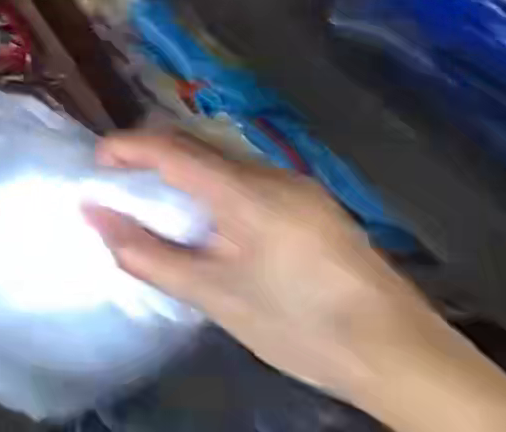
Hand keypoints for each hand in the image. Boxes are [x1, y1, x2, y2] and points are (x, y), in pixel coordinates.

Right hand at [84, 132, 505, 431]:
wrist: (414, 365)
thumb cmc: (303, 326)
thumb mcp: (214, 295)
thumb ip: (146, 252)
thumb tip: (91, 214)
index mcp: (244, 191)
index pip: (168, 146)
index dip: (124, 147)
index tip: (95, 166)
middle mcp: (270, 175)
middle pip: (193, 140)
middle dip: (148, 150)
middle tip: (120, 180)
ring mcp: (297, 187)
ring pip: (219, 155)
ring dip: (180, 165)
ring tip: (160, 200)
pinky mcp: (315, 205)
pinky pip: (243, 173)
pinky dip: (210, 180)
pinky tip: (212, 218)